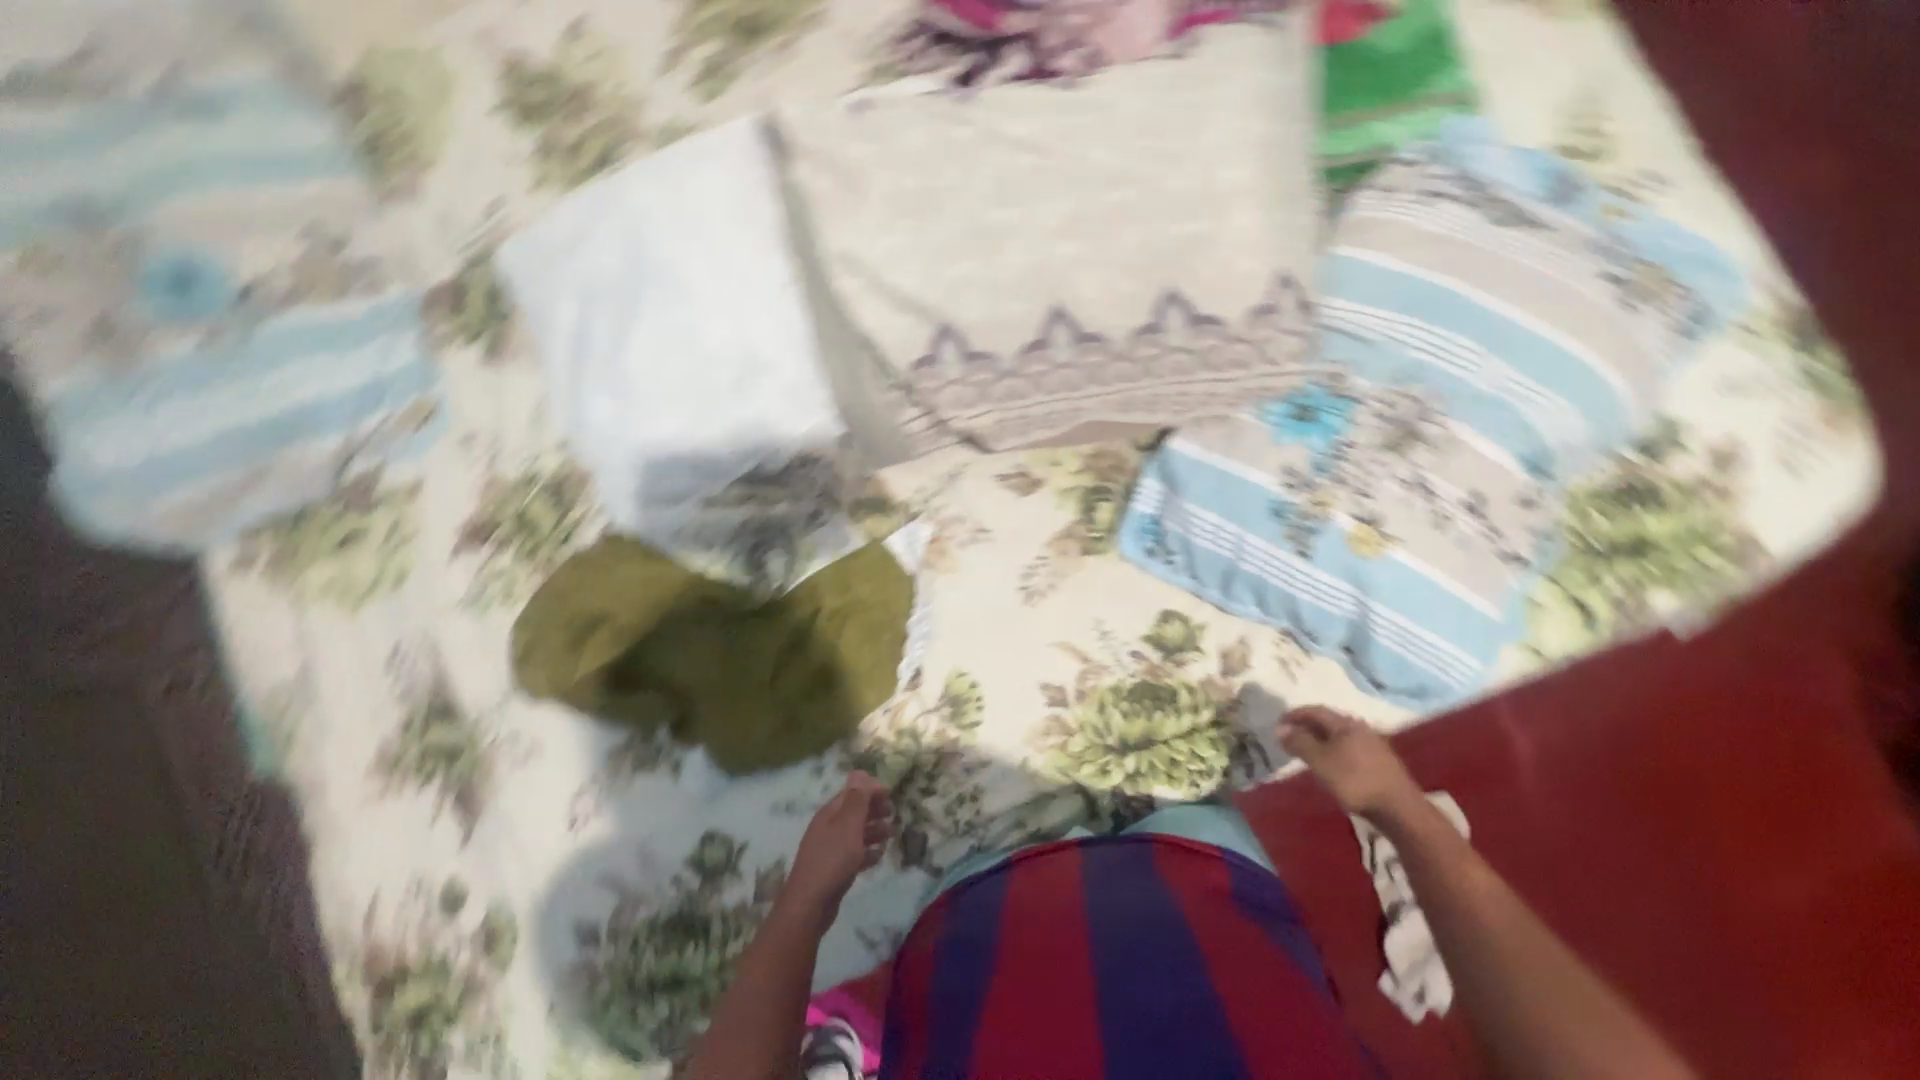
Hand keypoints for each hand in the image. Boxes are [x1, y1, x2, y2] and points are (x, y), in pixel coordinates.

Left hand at [784, 771, 893, 925]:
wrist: (811, 904)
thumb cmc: (832, 860)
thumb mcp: (848, 826)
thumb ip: (856, 800)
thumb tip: (859, 771)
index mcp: (829, 814)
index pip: (851, 793)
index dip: (870, 790)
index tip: (891, 794)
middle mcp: (828, 828)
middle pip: (854, 812)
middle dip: (873, 810)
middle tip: (893, 814)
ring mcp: (830, 850)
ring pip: (855, 834)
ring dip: (873, 831)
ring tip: (890, 835)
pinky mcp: (835, 870)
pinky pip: (854, 855)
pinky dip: (867, 853)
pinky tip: (878, 857)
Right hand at [1278, 706, 1422, 822]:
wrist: (1397, 807)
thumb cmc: (1354, 780)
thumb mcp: (1320, 761)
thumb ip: (1300, 742)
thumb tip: (1281, 728)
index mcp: (1345, 724)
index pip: (1315, 710)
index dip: (1294, 715)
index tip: (1277, 724)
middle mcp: (1360, 729)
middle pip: (1328, 722)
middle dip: (1306, 727)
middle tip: (1289, 738)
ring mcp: (1372, 745)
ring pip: (1339, 736)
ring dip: (1319, 740)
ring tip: (1305, 752)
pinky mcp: (1378, 762)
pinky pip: (1348, 749)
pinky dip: (1332, 751)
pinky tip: (1329, 764)